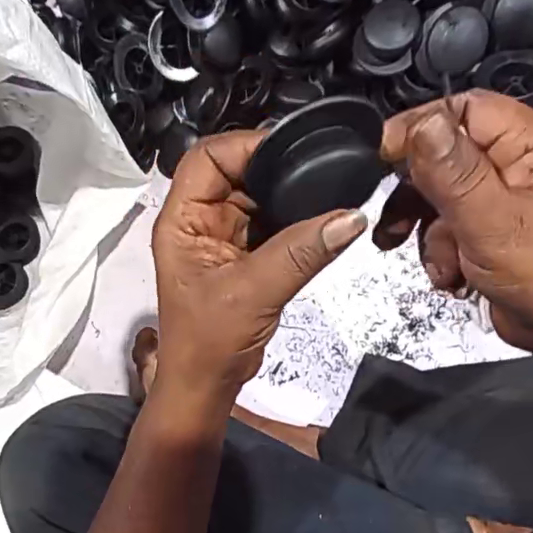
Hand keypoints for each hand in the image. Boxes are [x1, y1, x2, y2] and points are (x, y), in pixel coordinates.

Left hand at [150, 130, 368, 396]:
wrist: (208, 386)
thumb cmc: (209, 344)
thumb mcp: (254, 292)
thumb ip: (302, 252)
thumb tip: (351, 218)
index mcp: (182, 221)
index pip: (207, 158)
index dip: (246, 146)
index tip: (290, 150)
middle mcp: (199, 223)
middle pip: (236, 173)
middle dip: (275, 171)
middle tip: (317, 170)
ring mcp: (223, 241)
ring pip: (257, 200)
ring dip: (288, 197)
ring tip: (323, 192)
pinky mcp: (245, 259)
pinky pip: (272, 227)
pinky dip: (295, 223)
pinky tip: (318, 220)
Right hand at [377, 91, 532, 352]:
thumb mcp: (494, 222)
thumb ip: (454, 173)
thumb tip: (423, 124)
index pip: (464, 110)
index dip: (419, 130)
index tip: (385, 156)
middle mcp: (520, 165)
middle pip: (445, 157)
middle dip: (418, 196)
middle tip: (398, 222)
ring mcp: (504, 200)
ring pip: (440, 200)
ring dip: (430, 235)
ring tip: (443, 263)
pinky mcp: (491, 231)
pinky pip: (447, 230)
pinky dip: (442, 254)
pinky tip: (454, 275)